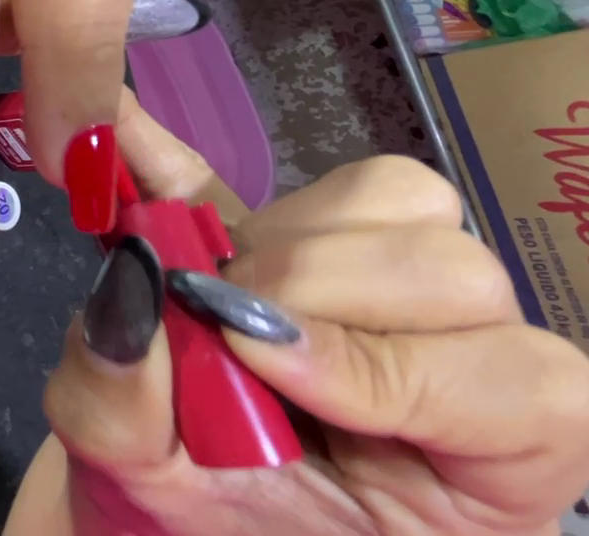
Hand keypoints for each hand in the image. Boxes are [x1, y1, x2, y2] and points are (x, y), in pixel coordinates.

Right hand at [44, 112, 588, 534]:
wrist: (131, 502)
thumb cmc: (156, 518)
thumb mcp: (134, 481)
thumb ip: (122, 396)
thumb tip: (133, 274)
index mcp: (473, 480)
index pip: (528, 390)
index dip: (385, 363)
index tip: (249, 354)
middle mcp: (452, 374)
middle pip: (458, 271)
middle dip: (313, 282)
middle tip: (211, 312)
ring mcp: (366, 292)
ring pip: (401, 202)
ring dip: (281, 230)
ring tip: (203, 275)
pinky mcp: (277, 239)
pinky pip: (247, 168)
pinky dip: (174, 154)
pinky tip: (119, 148)